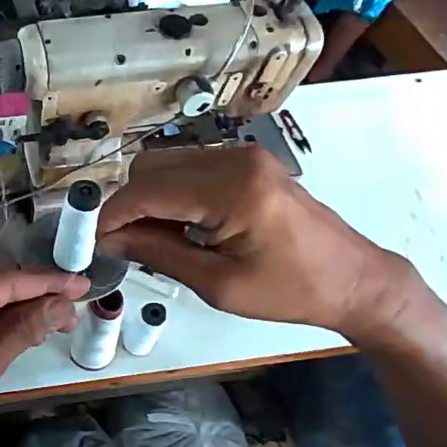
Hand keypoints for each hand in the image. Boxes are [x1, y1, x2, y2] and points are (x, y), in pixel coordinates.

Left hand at [0, 262, 87, 446]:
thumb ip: (25, 328)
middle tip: (74, 306)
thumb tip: (65, 304)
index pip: (4, 279)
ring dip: (22, 308)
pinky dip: (2, 321)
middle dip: (36, 293)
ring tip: (61, 320)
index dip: (47, 282)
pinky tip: (31, 328)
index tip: (83, 282)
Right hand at [97, 147, 417, 338]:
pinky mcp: (248, 161)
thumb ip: (158, 253)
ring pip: (166, 163)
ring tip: (153, 238)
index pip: (148, 190)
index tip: (93, 242)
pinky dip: (171, 192)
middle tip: (124, 244)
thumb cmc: (290, 291)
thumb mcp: (217, 284)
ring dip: (148, 197)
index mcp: (233, 189)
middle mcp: (236, 158)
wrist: (353, 279)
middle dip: (127, 205)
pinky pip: (189, 167)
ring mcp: (244, 155)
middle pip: (151, 166)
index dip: (112, 216)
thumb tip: (110, 239)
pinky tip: (179, 225)